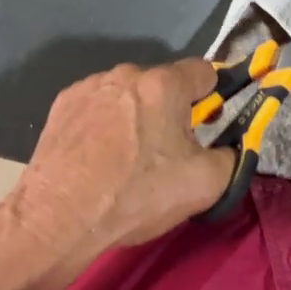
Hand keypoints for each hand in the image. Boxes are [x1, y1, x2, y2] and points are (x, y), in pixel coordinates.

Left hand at [0, 59, 232, 289]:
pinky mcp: (62, 104)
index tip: (208, 124)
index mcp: (165, 84)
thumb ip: (232, 157)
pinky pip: (98, 106)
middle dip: (172, 111)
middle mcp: (127, 73)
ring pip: (129, 95)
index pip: (205, 70)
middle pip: (164, 84)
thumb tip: (231, 148)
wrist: (58, 219)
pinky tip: (97, 158)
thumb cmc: (136, 196)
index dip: (213, 96)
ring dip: (136, 116)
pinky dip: (104, 124)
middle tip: (167, 153)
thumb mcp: (205, 185)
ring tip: (126, 161)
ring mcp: (90, 86)